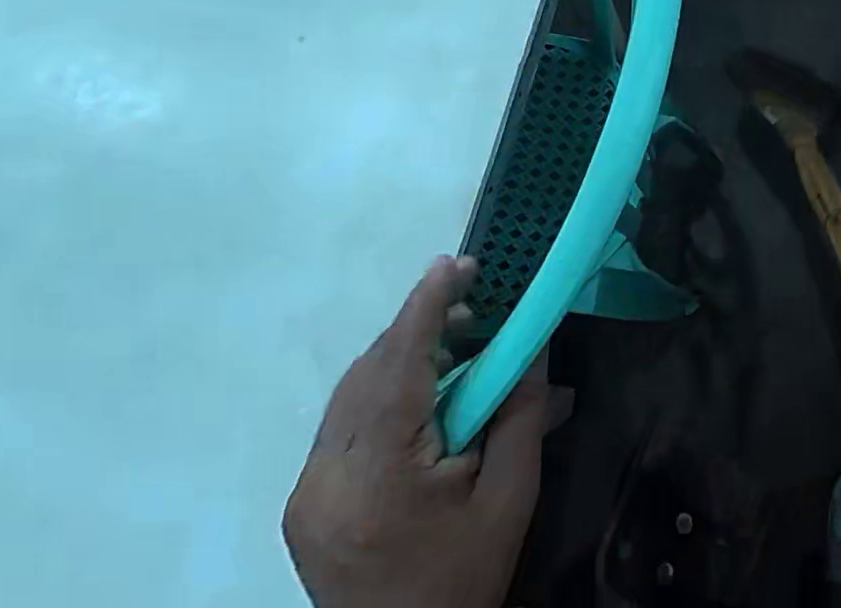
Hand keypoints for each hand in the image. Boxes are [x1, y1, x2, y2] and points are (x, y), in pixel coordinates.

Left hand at [283, 256, 548, 607]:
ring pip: (354, 389)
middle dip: (421, 325)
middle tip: (473, 303)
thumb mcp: (510, 497)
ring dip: (404, 353)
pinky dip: (386, 386)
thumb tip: (533, 344)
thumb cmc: (465, 581)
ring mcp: (308, 488)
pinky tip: (425, 387)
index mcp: (378, 477)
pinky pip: (347, 418)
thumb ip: (521, 413)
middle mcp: (327, 475)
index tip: (455, 265)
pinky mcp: (306, 498)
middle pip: (372, 370)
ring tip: (457, 340)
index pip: (399, 367)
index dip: (427, 307)